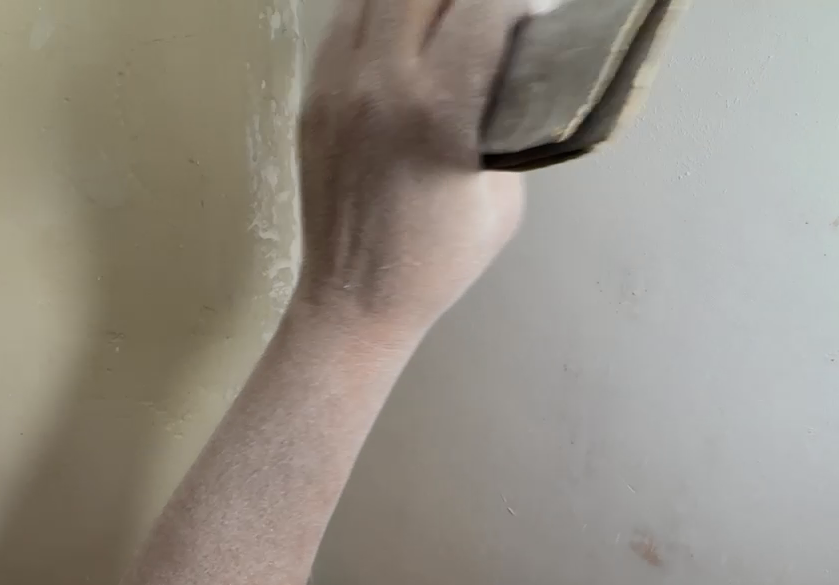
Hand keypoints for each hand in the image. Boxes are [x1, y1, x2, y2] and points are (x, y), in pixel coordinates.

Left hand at [293, 0, 527, 345]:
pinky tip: (400, 41)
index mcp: (438, 114)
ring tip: (441, 24)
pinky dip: (379, 16)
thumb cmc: (436, 267)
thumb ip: (506, 129)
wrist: (354, 300)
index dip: (515, 5)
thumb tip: (508, 84)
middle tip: (483, 20)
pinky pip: (345, 20)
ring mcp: (337, 84)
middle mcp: (382, 83)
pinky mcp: (312, 95)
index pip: (485, 6)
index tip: (527, 23)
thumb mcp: (501, 203)